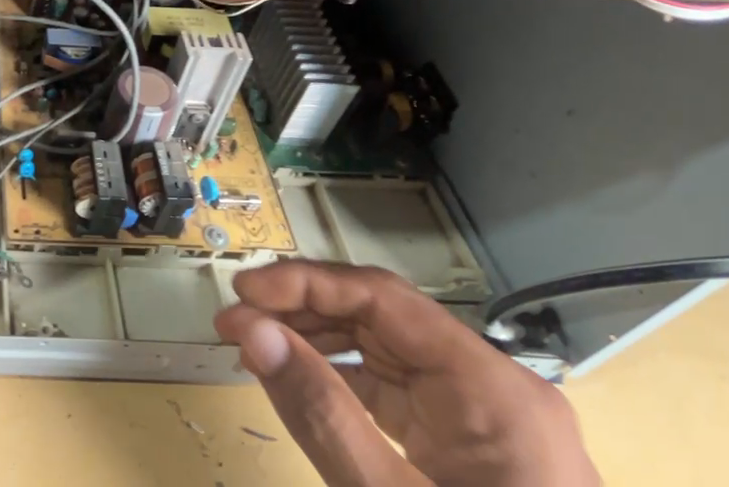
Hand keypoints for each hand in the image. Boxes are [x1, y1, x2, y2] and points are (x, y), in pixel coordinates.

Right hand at [215, 261, 598, 486]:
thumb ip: (321, 414)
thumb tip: (252, 331)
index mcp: (492, 388)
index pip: (384, 299)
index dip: (306, 284)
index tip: (241, 294)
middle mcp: (495, 385)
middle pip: (385, 318)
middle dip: (303, 313)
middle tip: (232, 325)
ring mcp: (486, 416)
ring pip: (387, 349)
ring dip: (317, 342)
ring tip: (254, 350)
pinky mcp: (471, 444)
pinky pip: (398, 389)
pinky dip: (344, 380)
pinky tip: (300, 382)